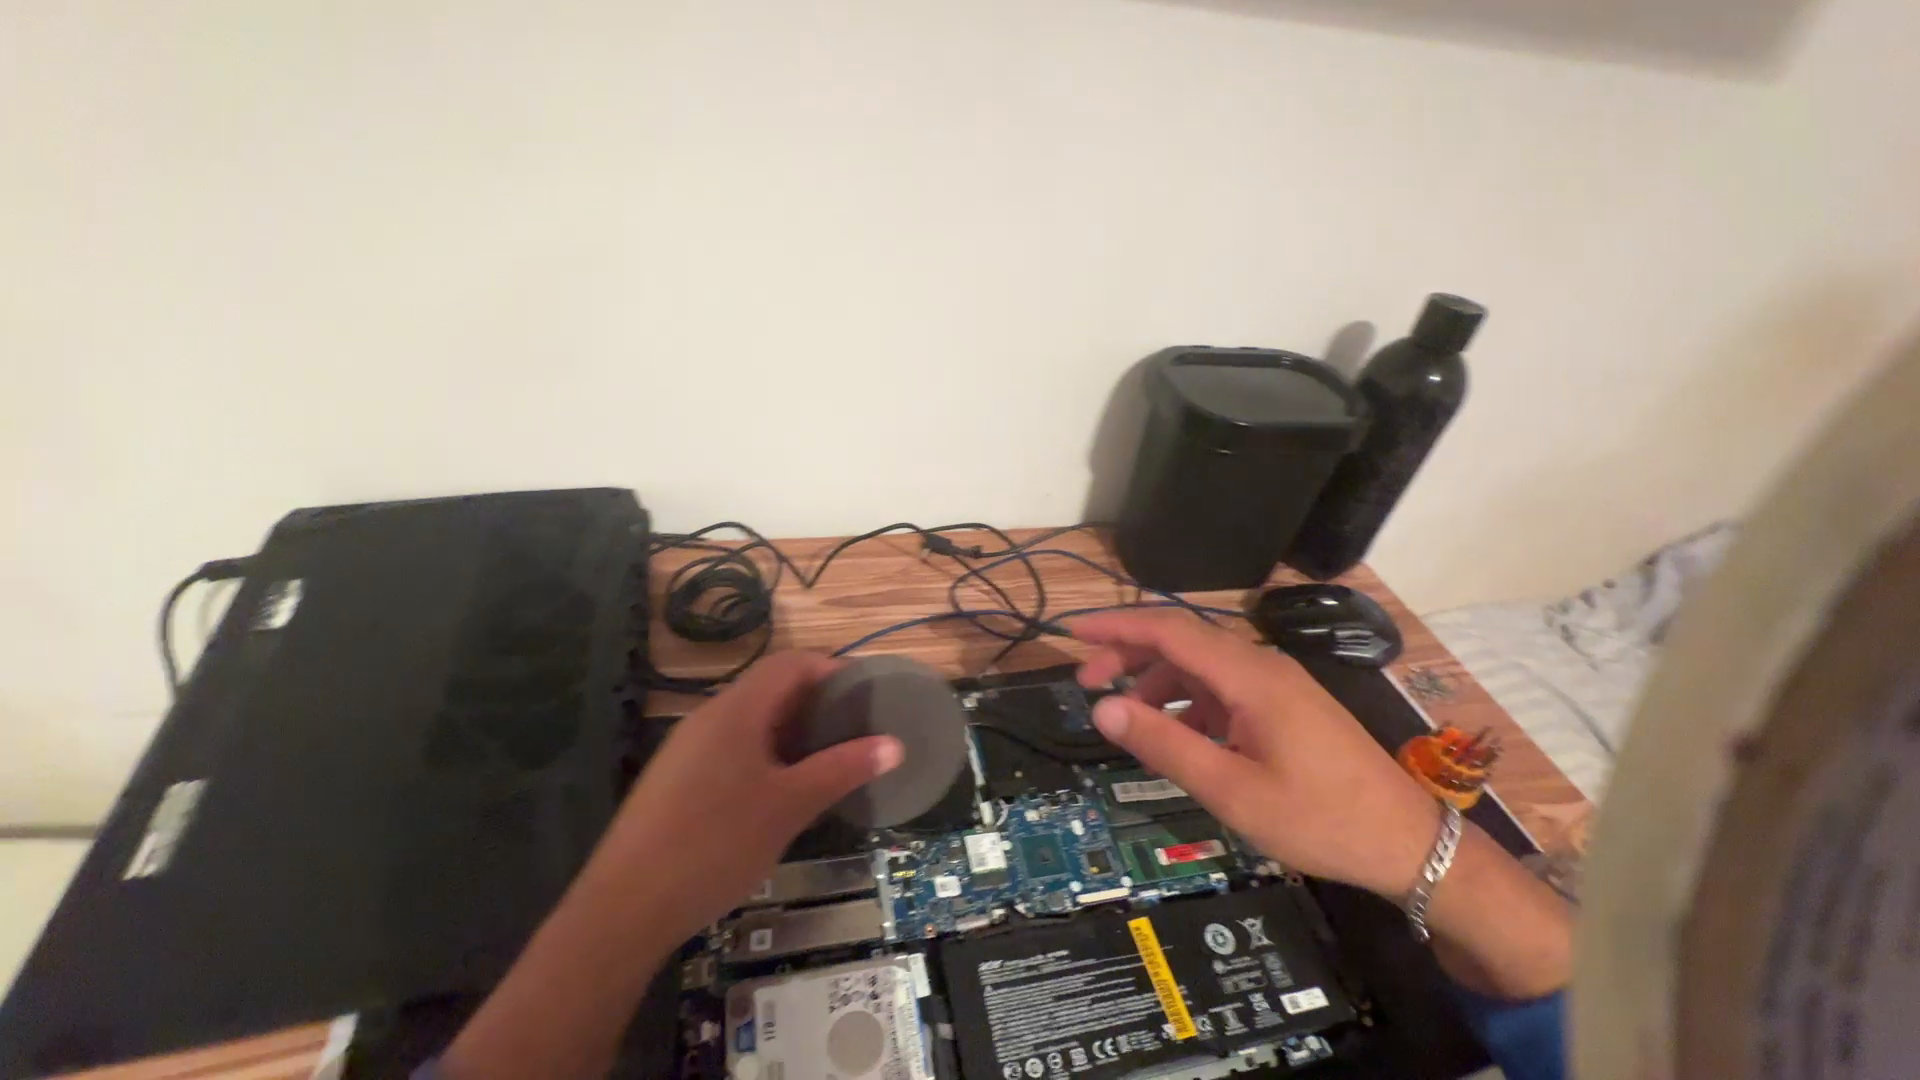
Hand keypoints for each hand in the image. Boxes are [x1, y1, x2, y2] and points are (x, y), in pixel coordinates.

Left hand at [583, 651, 902, 945]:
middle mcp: (709, 718)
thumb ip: (842, 769)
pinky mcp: (678, 780)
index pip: (792, 663)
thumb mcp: (789, 806)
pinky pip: (733, 749)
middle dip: (818, 704)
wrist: (626, 906)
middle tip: (859, 731)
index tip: (870, 694)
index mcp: (736, 710)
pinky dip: (768, 756)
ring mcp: (689, 749)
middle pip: (771, 689)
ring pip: (752, 722)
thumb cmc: (715, 844)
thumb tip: (894, 745)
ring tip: (831, 762)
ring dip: (793, 733)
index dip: (833, 669)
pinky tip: (784, 792)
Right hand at [1074, 610, 1439, 899]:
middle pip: (1183, 641)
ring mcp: (1277, 685)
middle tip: (1087, 683)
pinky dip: (1188, 701)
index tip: (1073, 631)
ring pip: (1202, 665)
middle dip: (1130, 654)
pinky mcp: (1285, 705)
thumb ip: (1164, 745)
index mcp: (1250, 677)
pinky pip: (1223, 688)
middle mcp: (1262, 666)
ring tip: (1124, 714)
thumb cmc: (1318, 818)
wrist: (1406, 842)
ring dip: (1158, 680)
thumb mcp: (1231, 790)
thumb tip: (1103, 710)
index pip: (1169, 631)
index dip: (1117, 626)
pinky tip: (1175, 732)